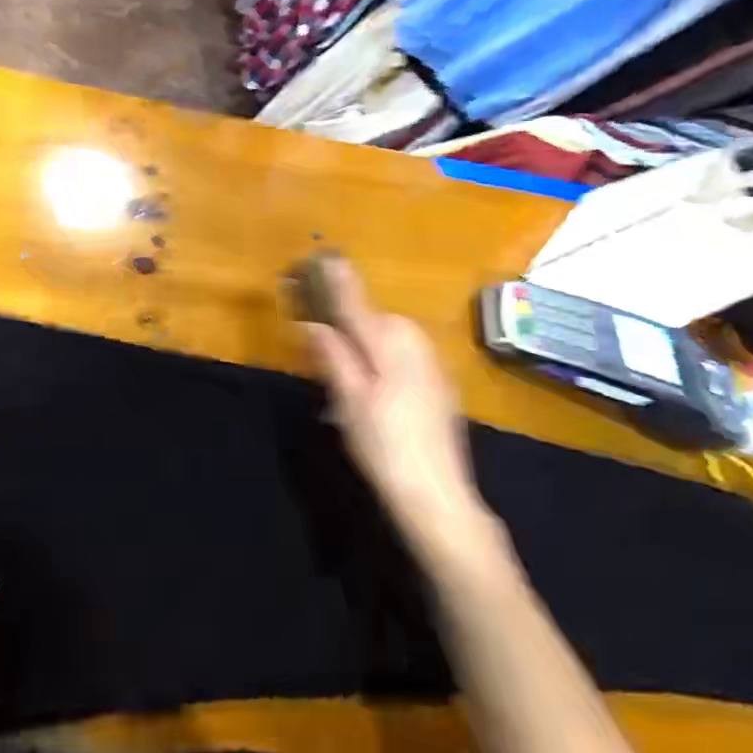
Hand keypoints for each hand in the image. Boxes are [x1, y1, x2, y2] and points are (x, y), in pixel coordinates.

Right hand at [298, 257, 488, 543]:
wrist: (436, 495)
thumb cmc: (384, 444)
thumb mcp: (349, 400)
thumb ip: (334, 356)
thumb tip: (313, 323)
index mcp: (392, 348)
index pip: (359, 307)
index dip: (340, 284)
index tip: (327, 257)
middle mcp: (417, 351)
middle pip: (380, 322)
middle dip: (353, 322)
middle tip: (323, 340)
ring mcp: (433, 372)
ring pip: (393, 341)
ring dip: (368, 342)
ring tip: (345, 369)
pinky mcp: (439, 392)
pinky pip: (405, 359)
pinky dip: (384, 360)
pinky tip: (374, 388)